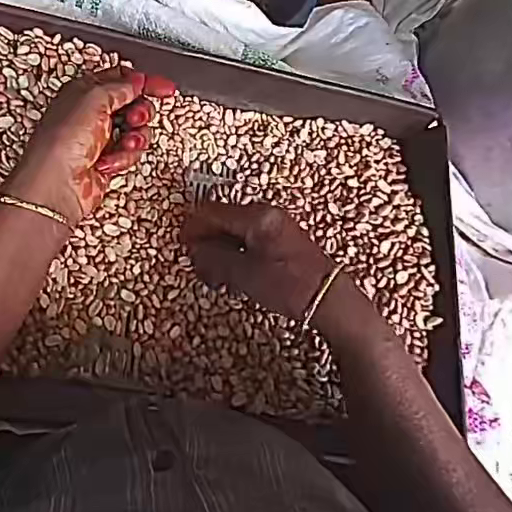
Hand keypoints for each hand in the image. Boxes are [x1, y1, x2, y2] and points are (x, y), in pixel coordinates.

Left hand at [4, 66, 176, 222]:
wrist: (57, 185)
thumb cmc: (63, 141)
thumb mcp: (94, 99)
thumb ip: (120, 86)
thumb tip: (137, 81)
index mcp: (85, 91)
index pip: (121, 78)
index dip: (144, 82)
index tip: (166, 88)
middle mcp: (92, 114)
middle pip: (134, 105)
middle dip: (141, 112)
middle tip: (136, 118)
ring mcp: (101, 139)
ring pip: (137, 131)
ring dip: (136, 137)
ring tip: (126, 143)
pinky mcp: (108, 161)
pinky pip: (130, 154)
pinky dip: (124, 157)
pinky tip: (110, 162)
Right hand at [183, 201, 366, 327]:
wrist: (328, 300)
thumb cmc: (289, 286)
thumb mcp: (245, 275)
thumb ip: (215, 259)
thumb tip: (194, 249)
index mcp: (256, 216)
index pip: (212, 212)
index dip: (193, 228)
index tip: (183, 245)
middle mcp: (266, 214)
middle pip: (223, 220)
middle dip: (206, 241)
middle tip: (198, 266)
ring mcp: (275, 226)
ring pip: (235, 231)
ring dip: (220, 251)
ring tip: (216, 277)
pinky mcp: (281, 241)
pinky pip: (248, 240)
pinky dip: (236, 254)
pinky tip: (234, 276)